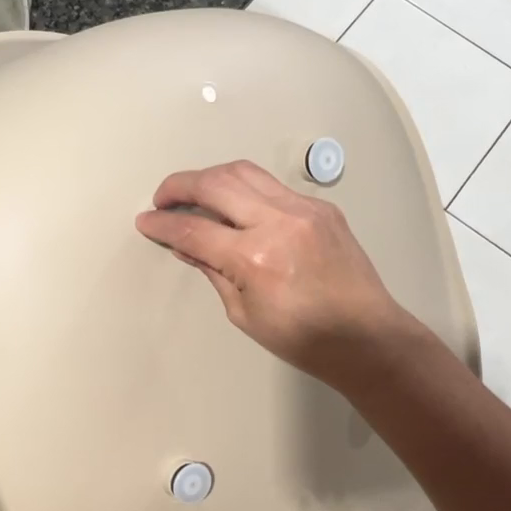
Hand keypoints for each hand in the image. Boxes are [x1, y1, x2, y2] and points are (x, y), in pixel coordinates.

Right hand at [134, 160, 407, 374]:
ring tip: (194, 193)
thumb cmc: (301, 339)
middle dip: (180, 185)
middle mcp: (279, 222)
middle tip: (162, 199)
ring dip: (211, 177)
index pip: (194, 229)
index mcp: (255, 259)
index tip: (145, 221)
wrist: (366, 336)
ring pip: (244, 172)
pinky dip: (245, 190)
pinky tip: (236, 208)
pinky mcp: (321, 207)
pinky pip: (272, 186)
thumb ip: (213, 271)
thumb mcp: (243, 313)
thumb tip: (187, 245)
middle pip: (216, 183)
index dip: (162, 224)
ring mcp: (304, 209)